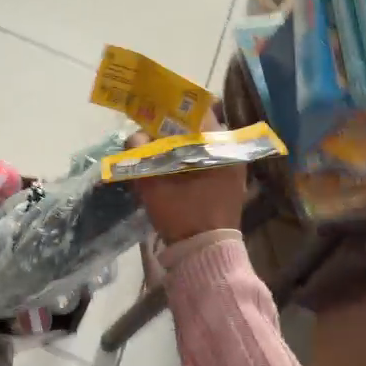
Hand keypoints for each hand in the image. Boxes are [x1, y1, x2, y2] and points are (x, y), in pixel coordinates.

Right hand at [126, 112, 248, 245]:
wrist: (205, 257)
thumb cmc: (184, 217)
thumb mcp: (155, 185)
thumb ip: (141, 156)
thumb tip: (134, 137)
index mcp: (221, 150)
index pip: (200, 114)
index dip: (174, 109)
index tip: (154, 109)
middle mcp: (232, 156)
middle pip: (199, 129)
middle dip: (172, 128)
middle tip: (148, 131)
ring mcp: (231, 171)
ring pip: (200, 146)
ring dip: (177, 145)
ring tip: (153, 148)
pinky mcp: (226, 185)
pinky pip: (203, 161)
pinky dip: (185, 160)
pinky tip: (166, 166)